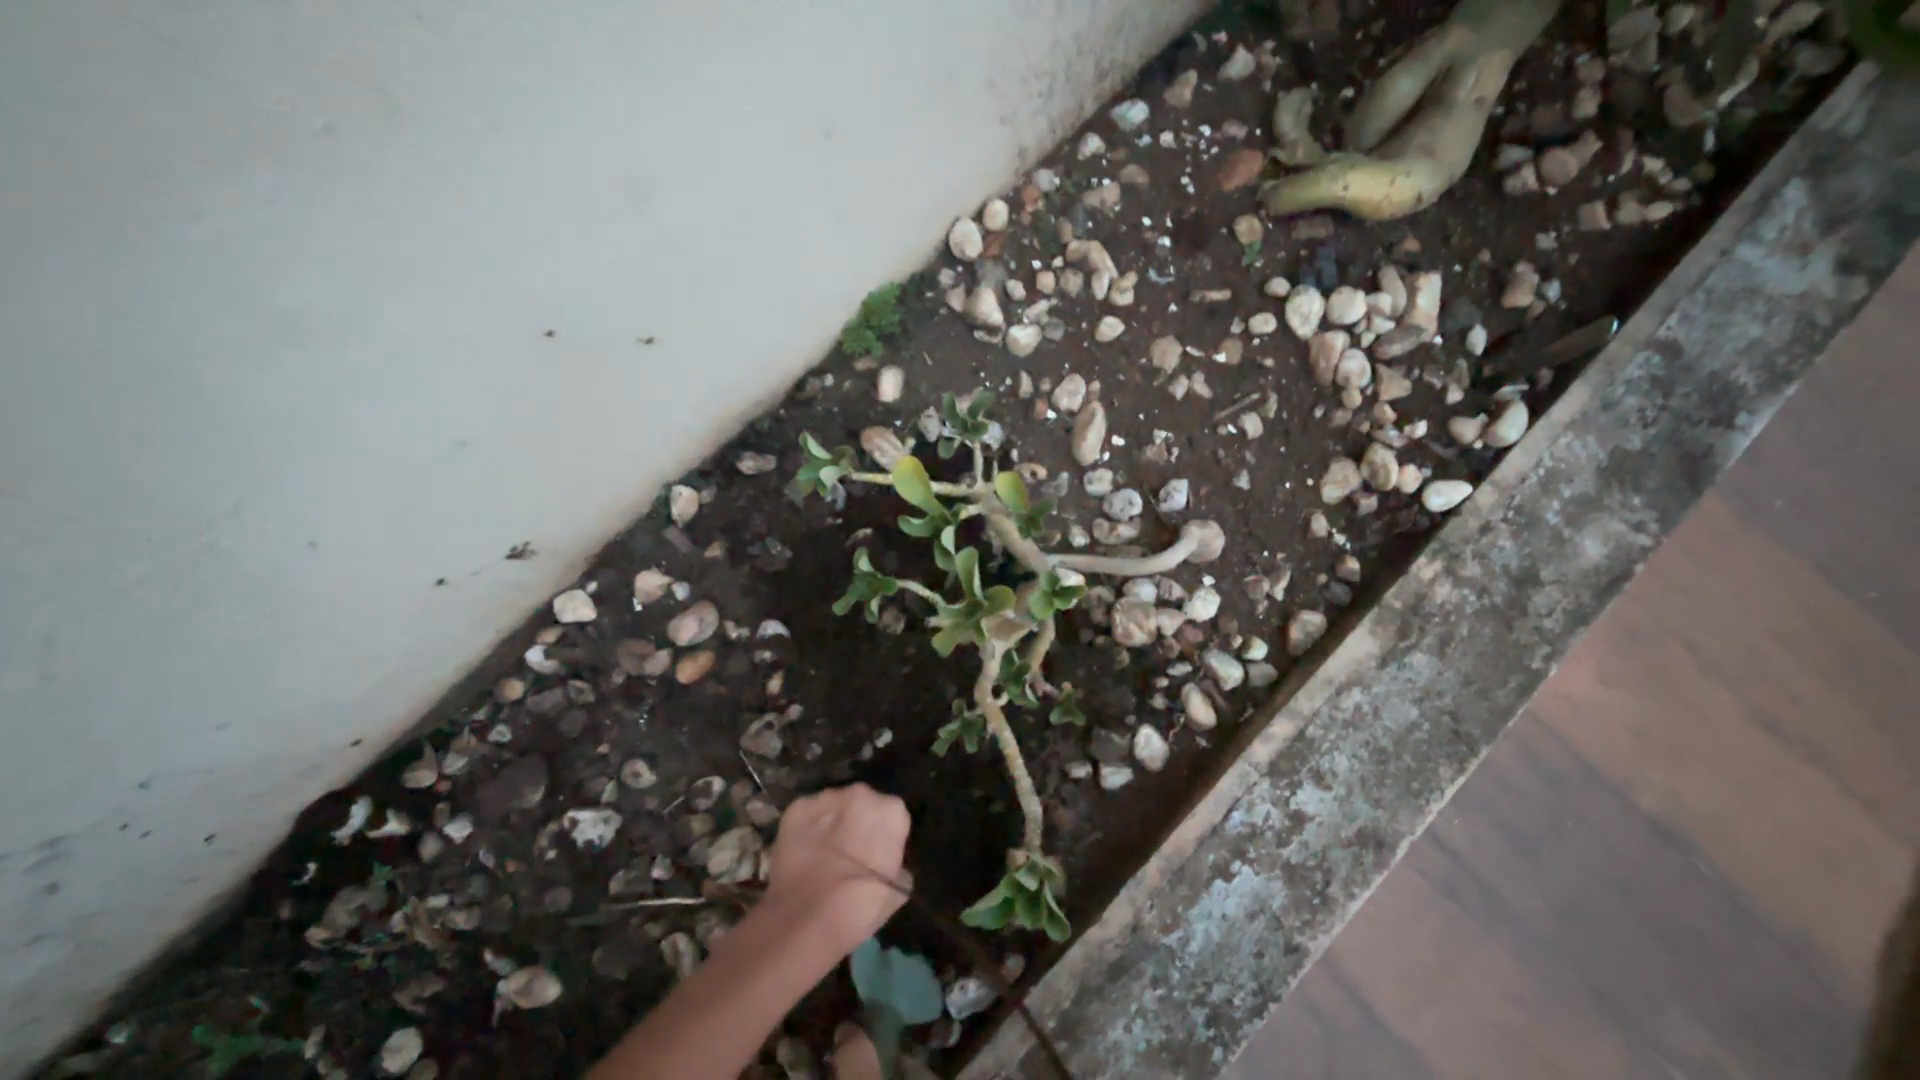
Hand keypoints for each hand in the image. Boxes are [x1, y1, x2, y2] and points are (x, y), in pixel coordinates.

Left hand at [762, 783, 910, 954]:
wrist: (812, 912)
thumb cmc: (864, 903)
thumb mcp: (899, 888)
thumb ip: (897, 865)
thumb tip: (889, 865)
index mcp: (892, 810)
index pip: (892, 817)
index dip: (884, 835)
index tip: (877, 854)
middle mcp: (861, 794)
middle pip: (862, 803)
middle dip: (858, 821)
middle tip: (851, 851)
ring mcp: (826, 798)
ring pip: (832, 806)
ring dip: (831, 822)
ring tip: (823, 852)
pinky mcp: (796, 808)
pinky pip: (805, 815)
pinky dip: (805, 829)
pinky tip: (802, 852)